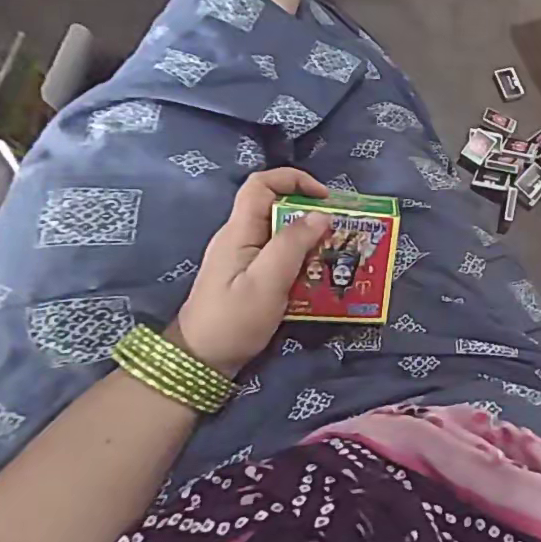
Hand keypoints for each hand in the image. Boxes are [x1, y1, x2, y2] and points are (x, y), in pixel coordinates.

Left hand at [175, 168, 332, 375]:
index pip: (262, 184)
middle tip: (340, 233)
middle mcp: (240, 238)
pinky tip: (318, 278)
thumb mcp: (267, 282)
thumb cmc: (233, 320)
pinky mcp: (249, 277)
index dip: (294, 180)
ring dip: (310, 241)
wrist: (201, 361)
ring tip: (335, 257)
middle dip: (311, 215)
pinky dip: (302, 261)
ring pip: (281, 234)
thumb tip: (321, 215)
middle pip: (276, 208)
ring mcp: (243, 258)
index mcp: (239, 231)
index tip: (326, 199)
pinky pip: (279, 257)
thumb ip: (293, 245)